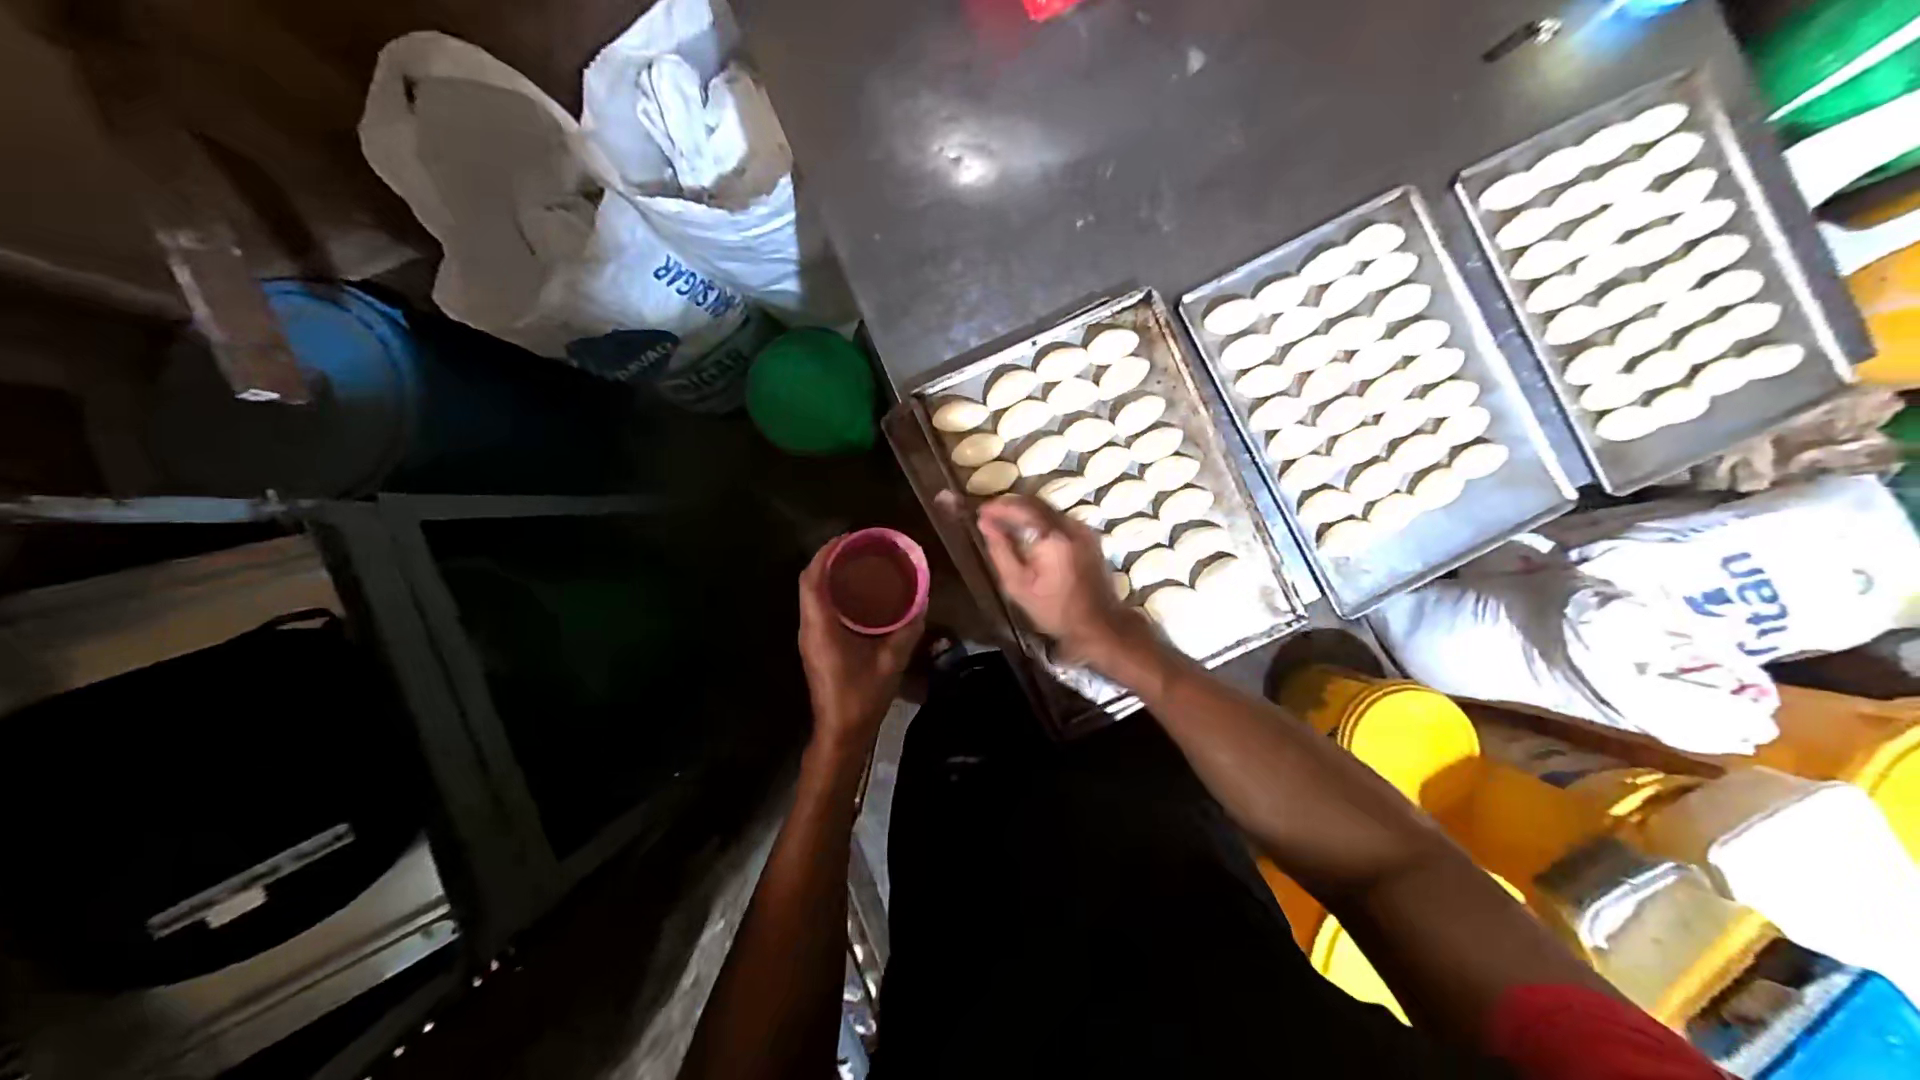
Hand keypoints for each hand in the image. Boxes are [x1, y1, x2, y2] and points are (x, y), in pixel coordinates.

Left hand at [797, 536, 924, 751]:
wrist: (841, 732)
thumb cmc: (862, 696)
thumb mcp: (892, 661)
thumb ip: (908, 629)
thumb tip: (922, 600)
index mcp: (821, 626)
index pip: (813, 579)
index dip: (826, 553)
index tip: (848, 537)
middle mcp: (809, 627)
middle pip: (808, 582)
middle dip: (828, 558)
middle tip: (856, 546)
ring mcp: (809, 637)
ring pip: (810, 594)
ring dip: (828, 574)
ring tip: (857, 562)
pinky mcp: (815, 645)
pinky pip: (817, 607)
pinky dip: (830, 591)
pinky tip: (855, 593)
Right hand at [975, 495, 1146, 665]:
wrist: (1099, 623)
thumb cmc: (1054, 610)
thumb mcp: (1018, 585)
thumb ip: (1000, 550)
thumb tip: (985, 524)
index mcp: (1052, 536)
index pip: (1021, 507)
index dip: (998, 507)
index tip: (981, 512)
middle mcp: (1070, 525)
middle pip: (1036, 503)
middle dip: (1010, 505)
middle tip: (990, 514)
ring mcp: (1083, 529)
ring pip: (1049, 509)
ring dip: (1026, 511)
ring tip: (1005, 521)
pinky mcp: (1090, 536)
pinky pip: (1060, 519)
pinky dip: (1041, 520)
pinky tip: (1030, 532)